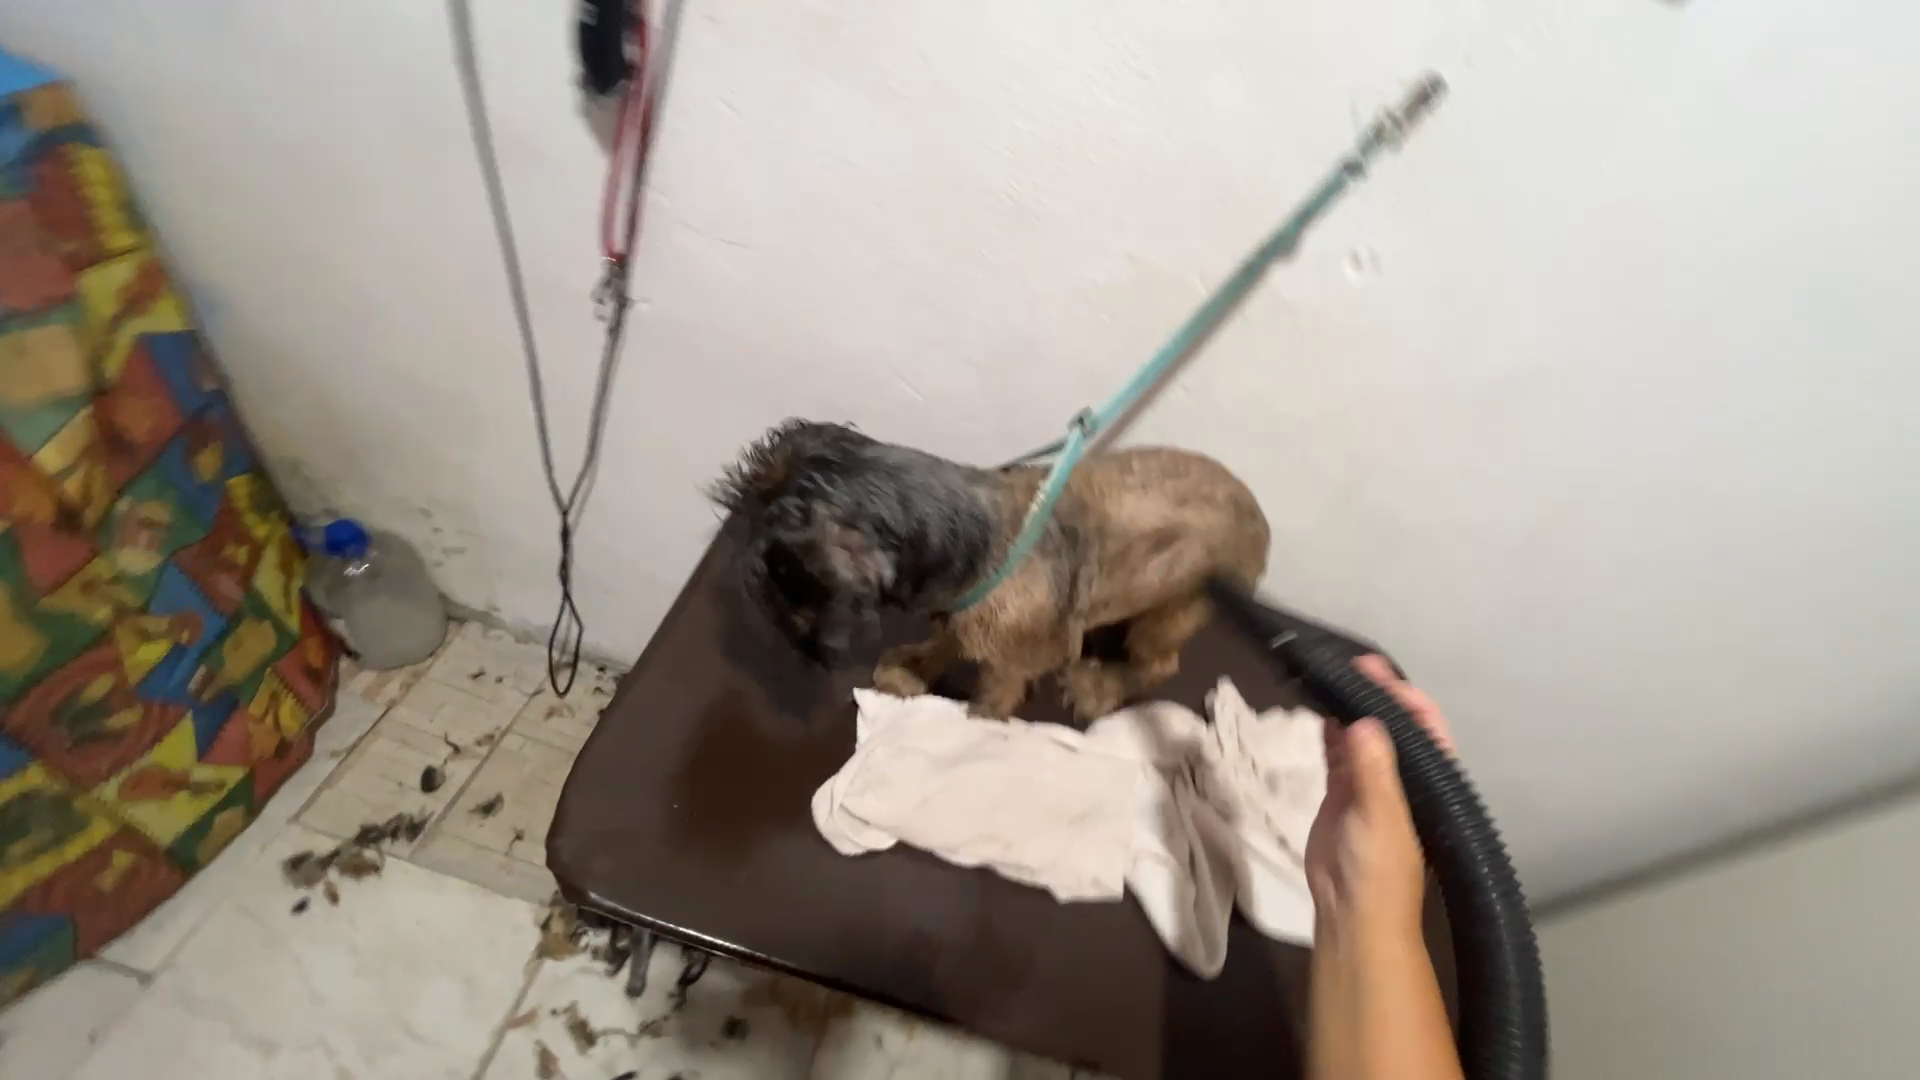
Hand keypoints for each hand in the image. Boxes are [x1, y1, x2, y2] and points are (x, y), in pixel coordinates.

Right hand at [1306, 655, 1455, 940]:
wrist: (1351, 909)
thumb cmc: (1380, 868)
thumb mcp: (1382, 817)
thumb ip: (1374, 770)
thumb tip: (1364, 721)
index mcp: (1428, 783)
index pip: (1426, 730)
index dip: (1406, 698)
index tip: (1378, 672)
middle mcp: (1402, 778)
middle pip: (1393, 726)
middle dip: (1376, 694)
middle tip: (1351, 664)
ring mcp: (1370, 783)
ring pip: (1364, 735)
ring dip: (1351, 707)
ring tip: (1330, 676)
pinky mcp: (1341, 791)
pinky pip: (1337, 751)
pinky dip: (1330, 729)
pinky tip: (1318, 708)